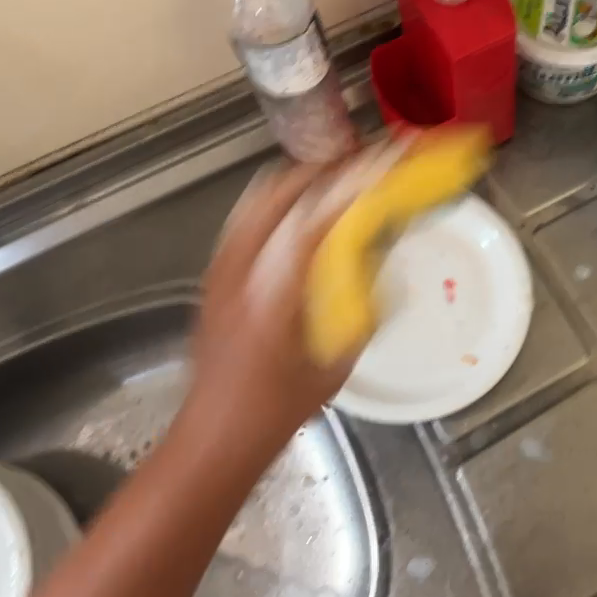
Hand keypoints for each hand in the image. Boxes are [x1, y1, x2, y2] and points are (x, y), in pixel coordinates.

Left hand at [179, 161, 362, 450]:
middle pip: (280, 194)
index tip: (383, 160)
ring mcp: (220, 270)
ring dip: (300, 182)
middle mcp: (239, 270)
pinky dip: (278, 202)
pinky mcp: (213, 276)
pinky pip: (248, 220)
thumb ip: (360, 312)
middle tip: (361, 161)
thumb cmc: (276, 410)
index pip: (315, 218)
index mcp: (273, 294)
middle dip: (324, 170)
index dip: (352, 183)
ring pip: (259, 201)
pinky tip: (300, 210)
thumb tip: (382, 267)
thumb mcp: (334, 365)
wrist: (213, 435)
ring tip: (336, 177)